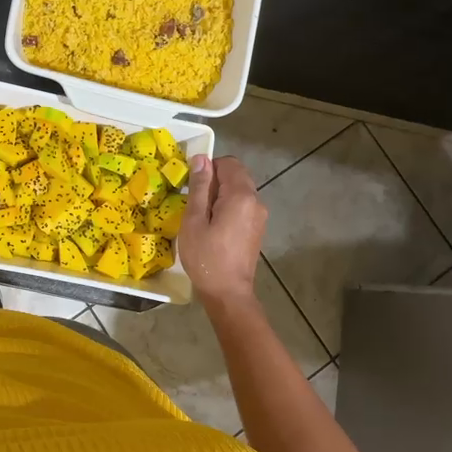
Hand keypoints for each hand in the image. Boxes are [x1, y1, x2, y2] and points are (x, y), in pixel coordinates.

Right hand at [178, 155, 267, 305]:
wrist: (228, 293)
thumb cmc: (206, 257)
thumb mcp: (194, 220)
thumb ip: (200, 187)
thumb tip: (201, 159)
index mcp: (241, 196)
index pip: (228, 163)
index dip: (208, 167)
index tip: (192, 184)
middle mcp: (256, 201)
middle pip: (237, 174)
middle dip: (215, 180)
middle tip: (194, 200)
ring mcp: (260, 215)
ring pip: (240, 190)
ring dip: (221, 194)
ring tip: (202, 215)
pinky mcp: (257, 228)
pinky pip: (243, 205)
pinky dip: (228, 206)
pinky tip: (214, 226)